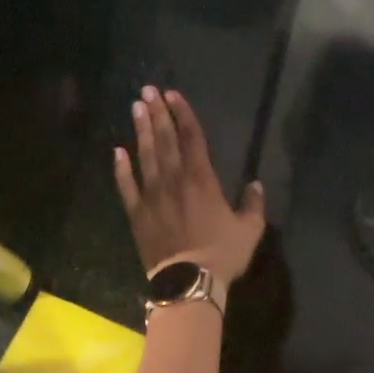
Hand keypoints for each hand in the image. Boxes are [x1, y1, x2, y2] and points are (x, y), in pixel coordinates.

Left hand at [115, 87, 266, 284]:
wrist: (189, 281)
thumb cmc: (223, 255)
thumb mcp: (250, 230)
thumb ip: (253, 204)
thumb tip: (255, 185)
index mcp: (202, 179)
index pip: (192, 137)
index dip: (183, 114)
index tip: (173, 94)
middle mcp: (174, 180)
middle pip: (164, 139)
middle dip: (157, 113)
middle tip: (148, 91)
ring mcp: (152, 196)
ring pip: (144, 156)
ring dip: (140, 130)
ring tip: (136, 108)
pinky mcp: (137, 214)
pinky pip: (126, 186)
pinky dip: (121, 168)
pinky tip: (117, 152)